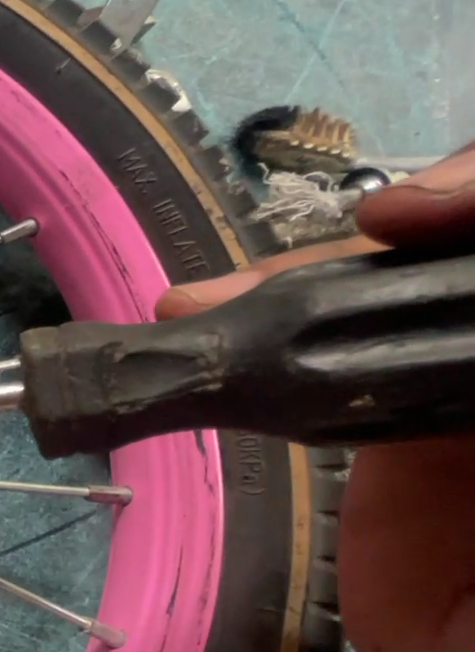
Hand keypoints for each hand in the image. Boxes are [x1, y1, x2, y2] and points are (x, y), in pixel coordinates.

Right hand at [159, 145, 474, 651]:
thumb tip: (416, 254)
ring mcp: (464, 394)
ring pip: (389, 298)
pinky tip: (203, 328)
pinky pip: (334, 359)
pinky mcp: (395, 434)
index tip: (413, 217)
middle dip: (403, 232)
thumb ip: (460, 389)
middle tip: (325, 241)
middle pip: (456, 259)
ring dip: (303, 284)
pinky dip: (270, 340)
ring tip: (202, 300)